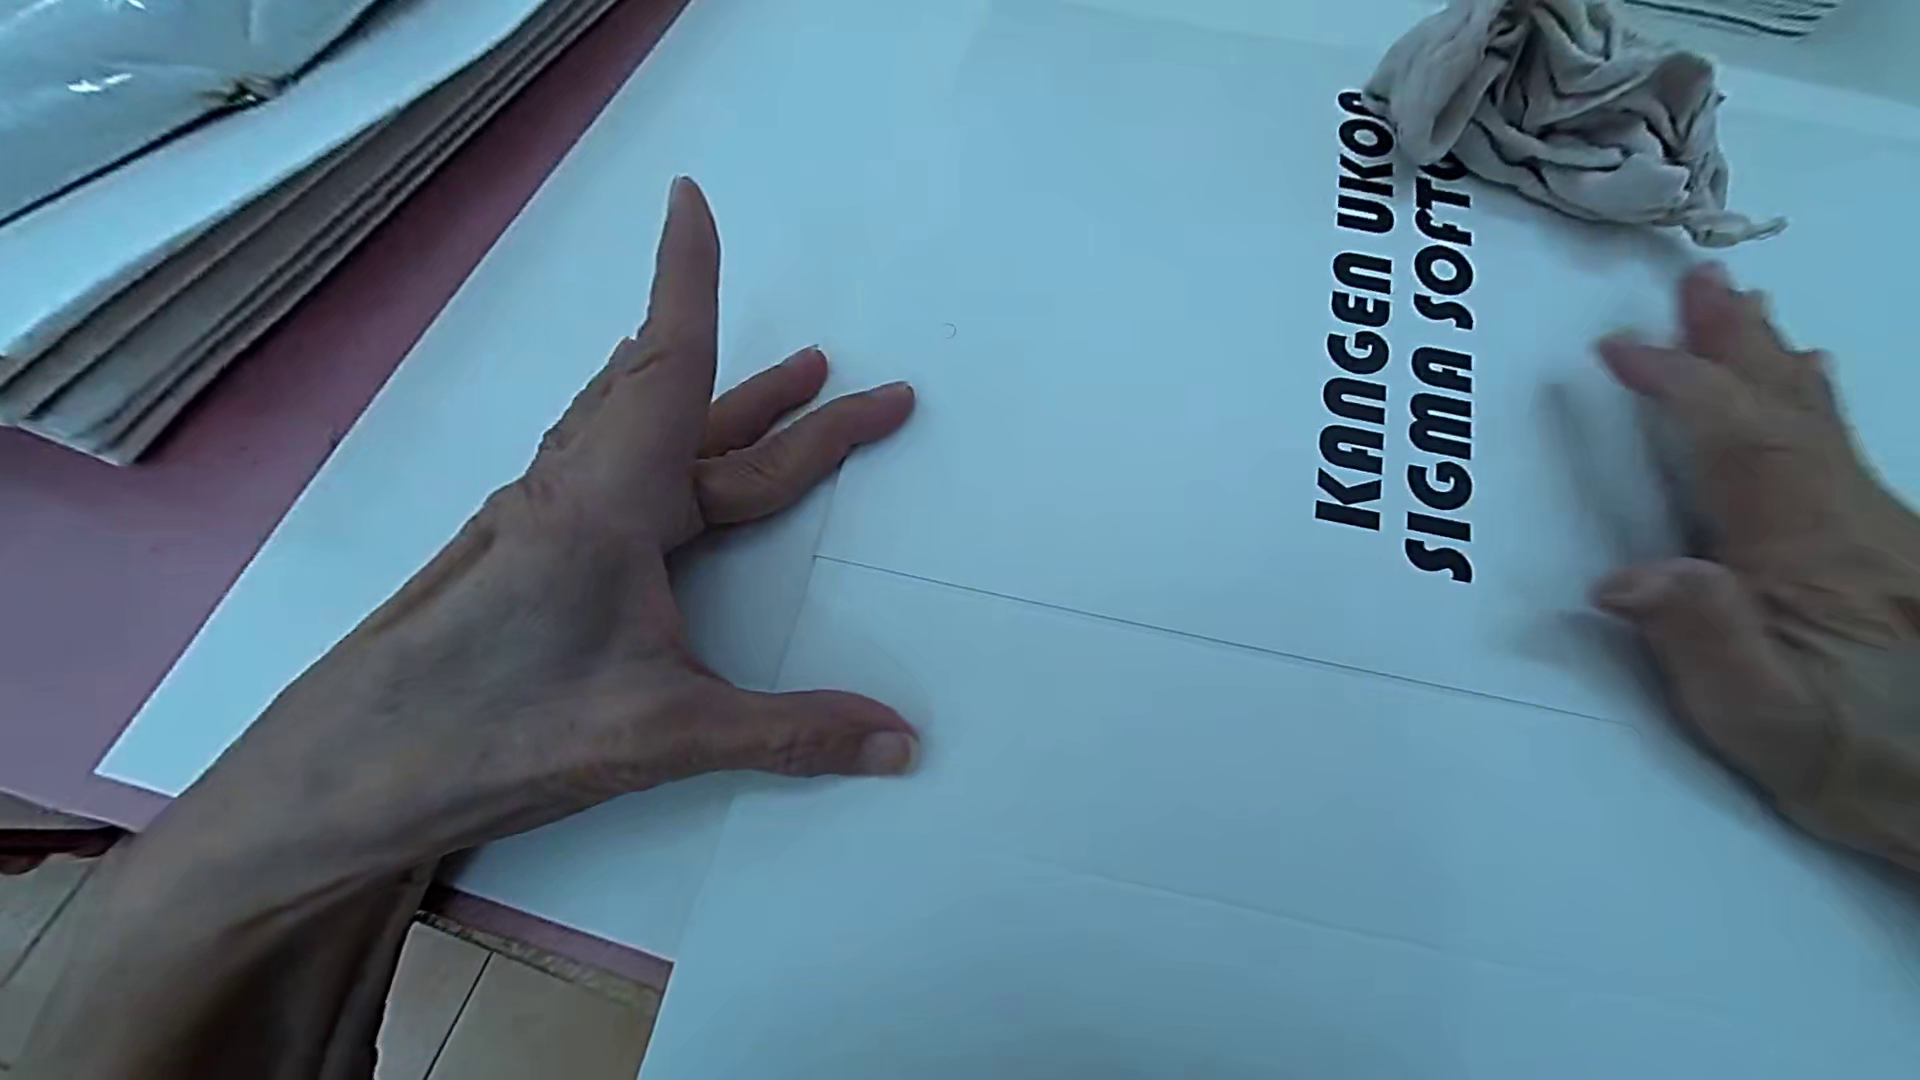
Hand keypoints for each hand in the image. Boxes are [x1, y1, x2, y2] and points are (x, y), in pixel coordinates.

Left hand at [181, 177, 919, 867]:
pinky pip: (613, 461)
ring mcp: (550, 514)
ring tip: (783, 384)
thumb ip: (795, 733)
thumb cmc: (500, 736)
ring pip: (649, 431)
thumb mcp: (667, 735)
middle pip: (699, 418)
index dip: (686, 280)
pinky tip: (663, 445)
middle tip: (850, 381)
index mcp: (610, 505)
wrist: (342, 783)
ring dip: (722, 404)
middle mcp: (578, 489)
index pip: (670, 370)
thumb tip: (903, 741)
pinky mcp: (534, 544)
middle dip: (783, 399)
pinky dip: (657, 430)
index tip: (692, 201)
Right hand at [1594, 263, 1919, 867]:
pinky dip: (1806, 405)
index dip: (1682, 387)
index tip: (1618, 348)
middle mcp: (1856, 526)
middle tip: (1706, 283)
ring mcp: (1877, 534)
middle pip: (1792, 413)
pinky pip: (1832, 452)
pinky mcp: (1877, 551)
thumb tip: (1625, 576)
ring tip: (1748, 313)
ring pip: (1819, 425)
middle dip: (1742, 345)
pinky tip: (1807, 385)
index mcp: (1811, 555)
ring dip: (1773, 363)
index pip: (1740, 445)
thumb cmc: (1853, 765)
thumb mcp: (1757, 718)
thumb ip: (1699, 641)